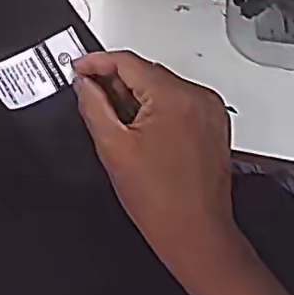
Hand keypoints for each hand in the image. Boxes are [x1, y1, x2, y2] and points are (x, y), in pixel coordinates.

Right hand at [72, 51, 239, 268]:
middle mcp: (198, 97)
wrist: (195, 233)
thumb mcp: (113, 147)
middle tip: (92, 98)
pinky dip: (156, 107)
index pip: (128, 61)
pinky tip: (142, 131)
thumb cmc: (162, 202)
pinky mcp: (213, 121)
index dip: (97, 62)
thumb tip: (84, 83)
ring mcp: (209, 109)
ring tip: (120, 125)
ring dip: (136, 95)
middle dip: (116, 82)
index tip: (80, 67)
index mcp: (174, 97)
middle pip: (146, 71)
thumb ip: (93, 106)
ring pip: (161, 85)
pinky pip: (177, 100)